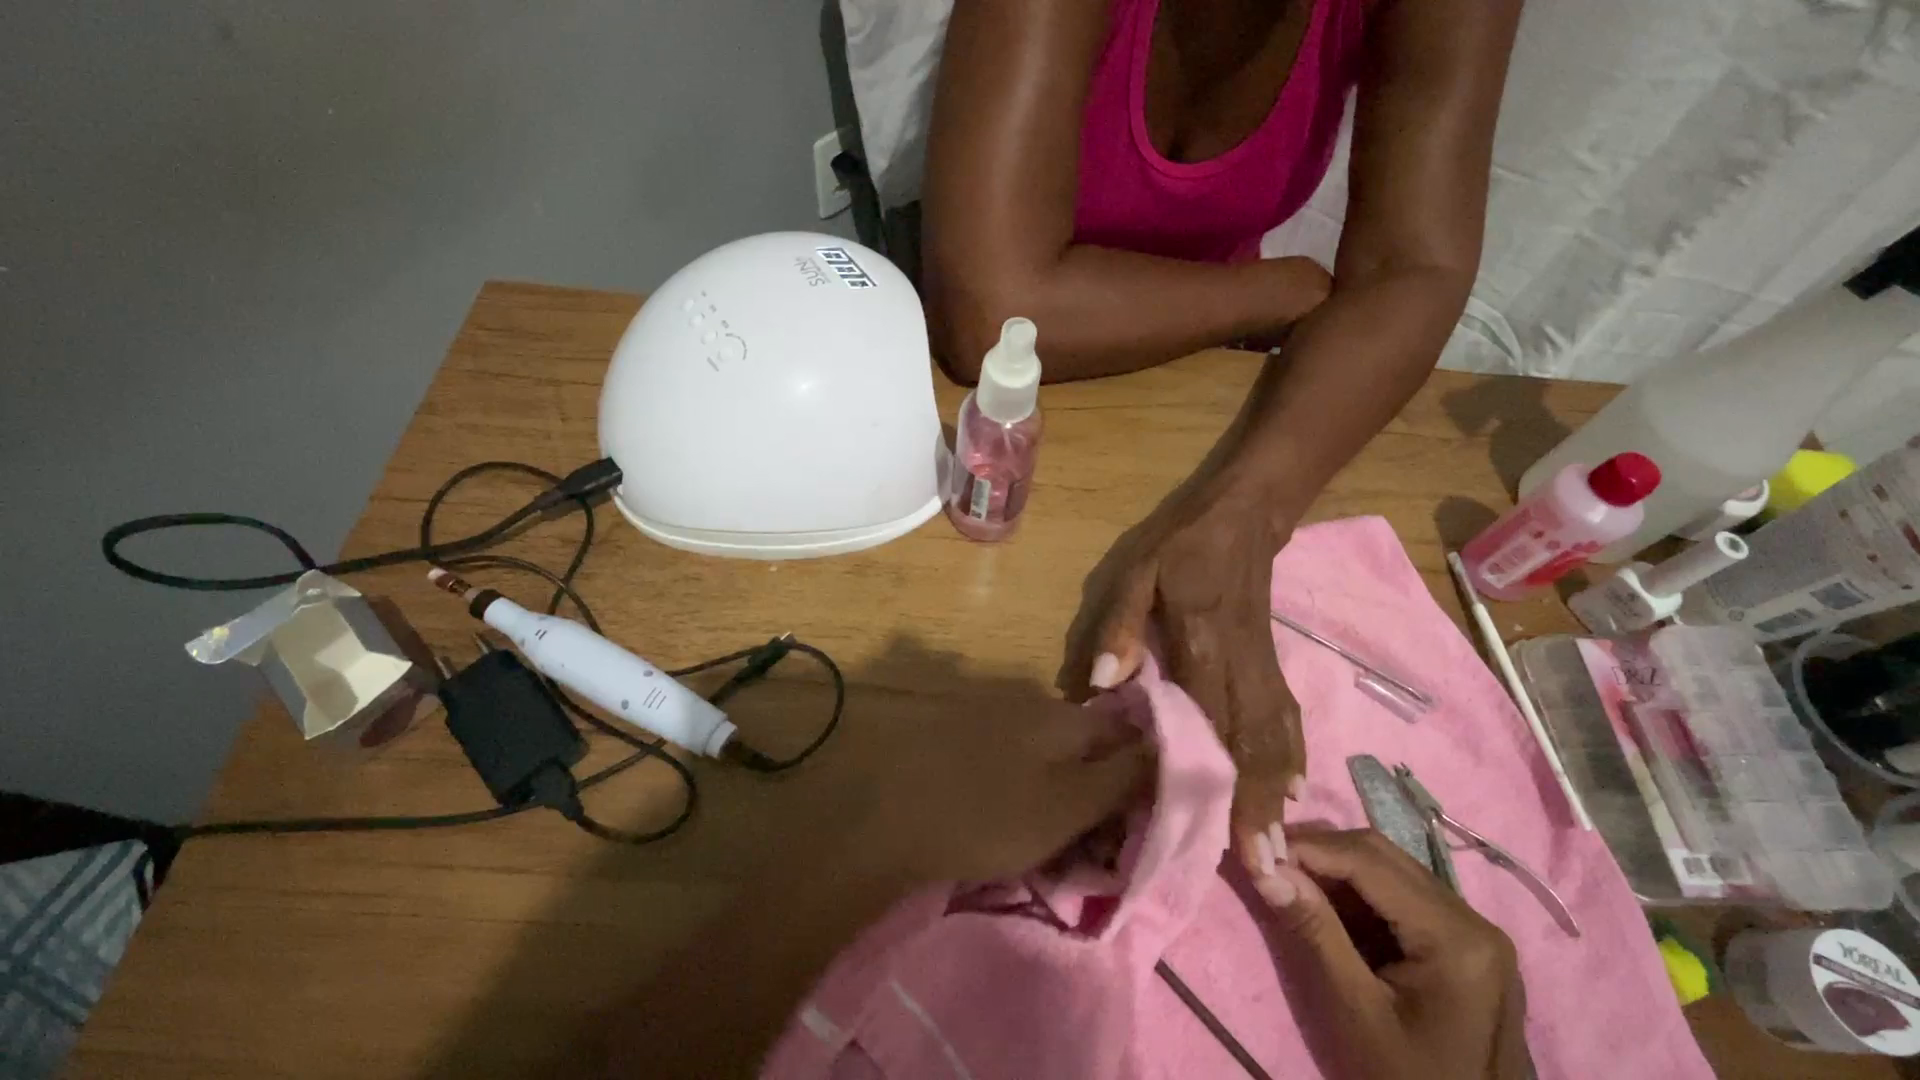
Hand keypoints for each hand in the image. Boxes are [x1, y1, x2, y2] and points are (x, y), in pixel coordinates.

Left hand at [852, 693, 1154, 884]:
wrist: (888, 821)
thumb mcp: (1069, 805)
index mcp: (1064, 715)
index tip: (1142, 823)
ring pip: (1053, 759)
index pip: (1129, 736)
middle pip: (1090, 748)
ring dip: (1066, 797)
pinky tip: (1019, 824)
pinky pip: (1018, 766)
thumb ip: (1123, 776)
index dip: (1145, 778)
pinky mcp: (965, 742)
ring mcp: (994, 720)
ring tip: (1061, 843)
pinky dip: (1030, 794)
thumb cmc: (989, 816)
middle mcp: (1032, 705)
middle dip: (1103, 792)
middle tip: (1100, 843)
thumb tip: (1170, 748)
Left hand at [1086, 483, 1302, 857]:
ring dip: (1278, 794)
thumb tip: (1100, 684)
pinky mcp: (1273, 664)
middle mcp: (1243, 663)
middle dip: (1260, 807)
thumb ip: (1119, 626)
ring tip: (1280, 851)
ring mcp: (1266, 665)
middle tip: (1266, 870)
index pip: (1213, 718)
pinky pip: (1286, 719)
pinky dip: (1291, 759)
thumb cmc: (1181, 545)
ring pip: (1278, 737)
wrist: (1244, 514)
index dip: (1222, 777)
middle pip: (1255, 742)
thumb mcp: (1136, 572)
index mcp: (1205, 639)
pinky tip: (1293, 793)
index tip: (1231, 832)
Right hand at [1255, 829, 1529, 1079]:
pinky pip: (1404, 899)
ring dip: (1337, 871)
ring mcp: (1475, 932)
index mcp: (1457, 936)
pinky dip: (1360, 896)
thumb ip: (1315, 932)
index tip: (1255, 847)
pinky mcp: (1467, 947)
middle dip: (1320, 852)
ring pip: (1392, 872)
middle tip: (1267, 863)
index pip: (1370, 860)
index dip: (1309, 846)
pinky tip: (1327, 910)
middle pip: (1384, 857)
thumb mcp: (1356, 1012)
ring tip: (1288, 882)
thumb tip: (1265, 867)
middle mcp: (1475, 920)